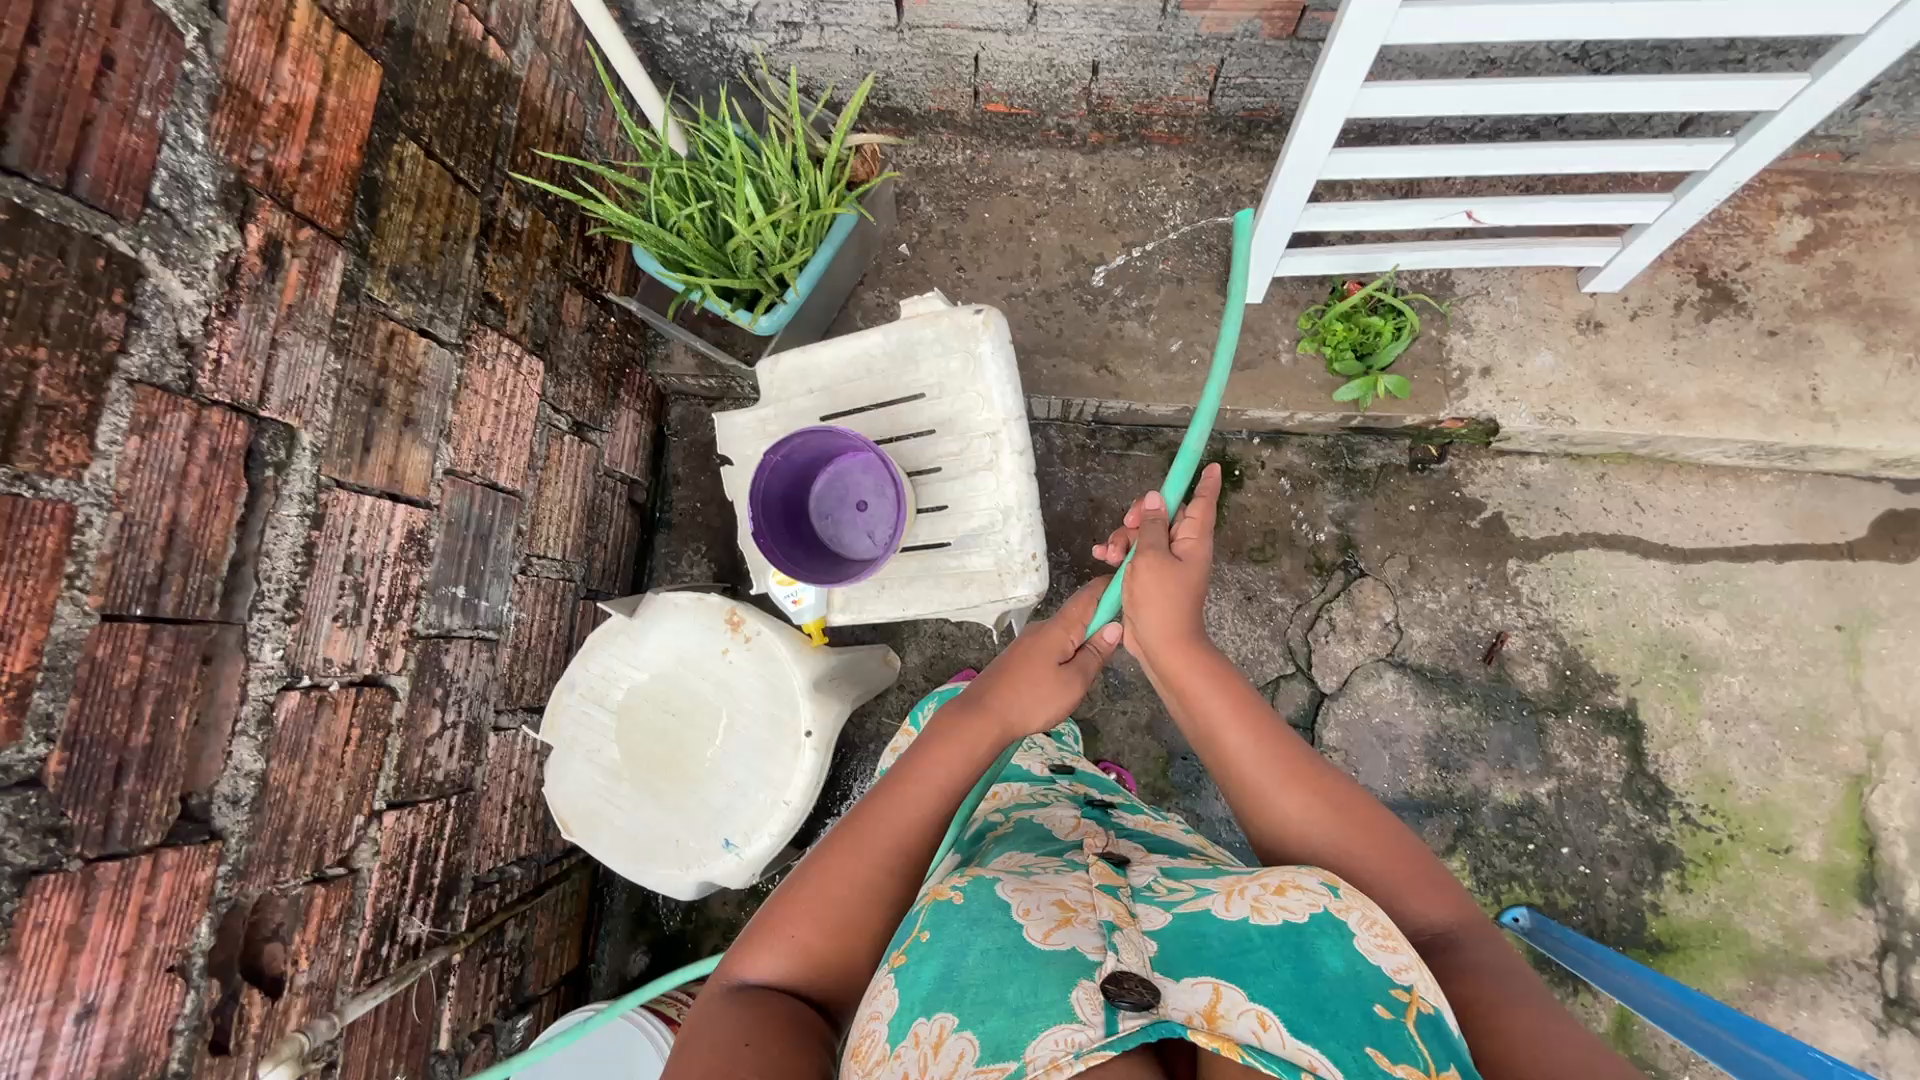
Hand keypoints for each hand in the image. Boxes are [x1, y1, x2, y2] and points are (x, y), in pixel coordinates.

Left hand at [949, 577, 1124, 739]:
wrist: (982, 715)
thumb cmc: (1032, 700)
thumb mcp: (1074, 682)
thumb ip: (1095, 653)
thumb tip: (1115, 626)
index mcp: (1060, 628)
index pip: (1090, 595)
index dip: (1111, 587)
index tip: (1132, 587)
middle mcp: (1044, 627)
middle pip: (1079, 613)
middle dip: (1102, 620)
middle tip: (1124, 641)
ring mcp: (1030, 640)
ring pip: (1067, 632)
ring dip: (1085, 640)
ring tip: (1096, 668)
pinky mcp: (1022, 655)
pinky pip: (1054, 645)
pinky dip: (1069, 652)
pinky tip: (1070, 675)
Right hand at [1090, 462, 1222, 671]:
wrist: (1161, 646)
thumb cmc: (1162, 601)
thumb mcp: (1151, 558)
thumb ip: (1151, 525)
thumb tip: (1156, 497)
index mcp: (1192, 539)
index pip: (1203, 503)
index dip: (1206, 484)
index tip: (1213, 466)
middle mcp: (1182, 547)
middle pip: (1162, 515)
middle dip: (1139, 516)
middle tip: (1128, 525)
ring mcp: (1165, 563)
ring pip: (1143, 534)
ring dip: (1123, 538)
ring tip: (1110, 555)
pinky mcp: (1149, 577)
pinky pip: (1133, 554)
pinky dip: (1118, 553)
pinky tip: (1102, 556)